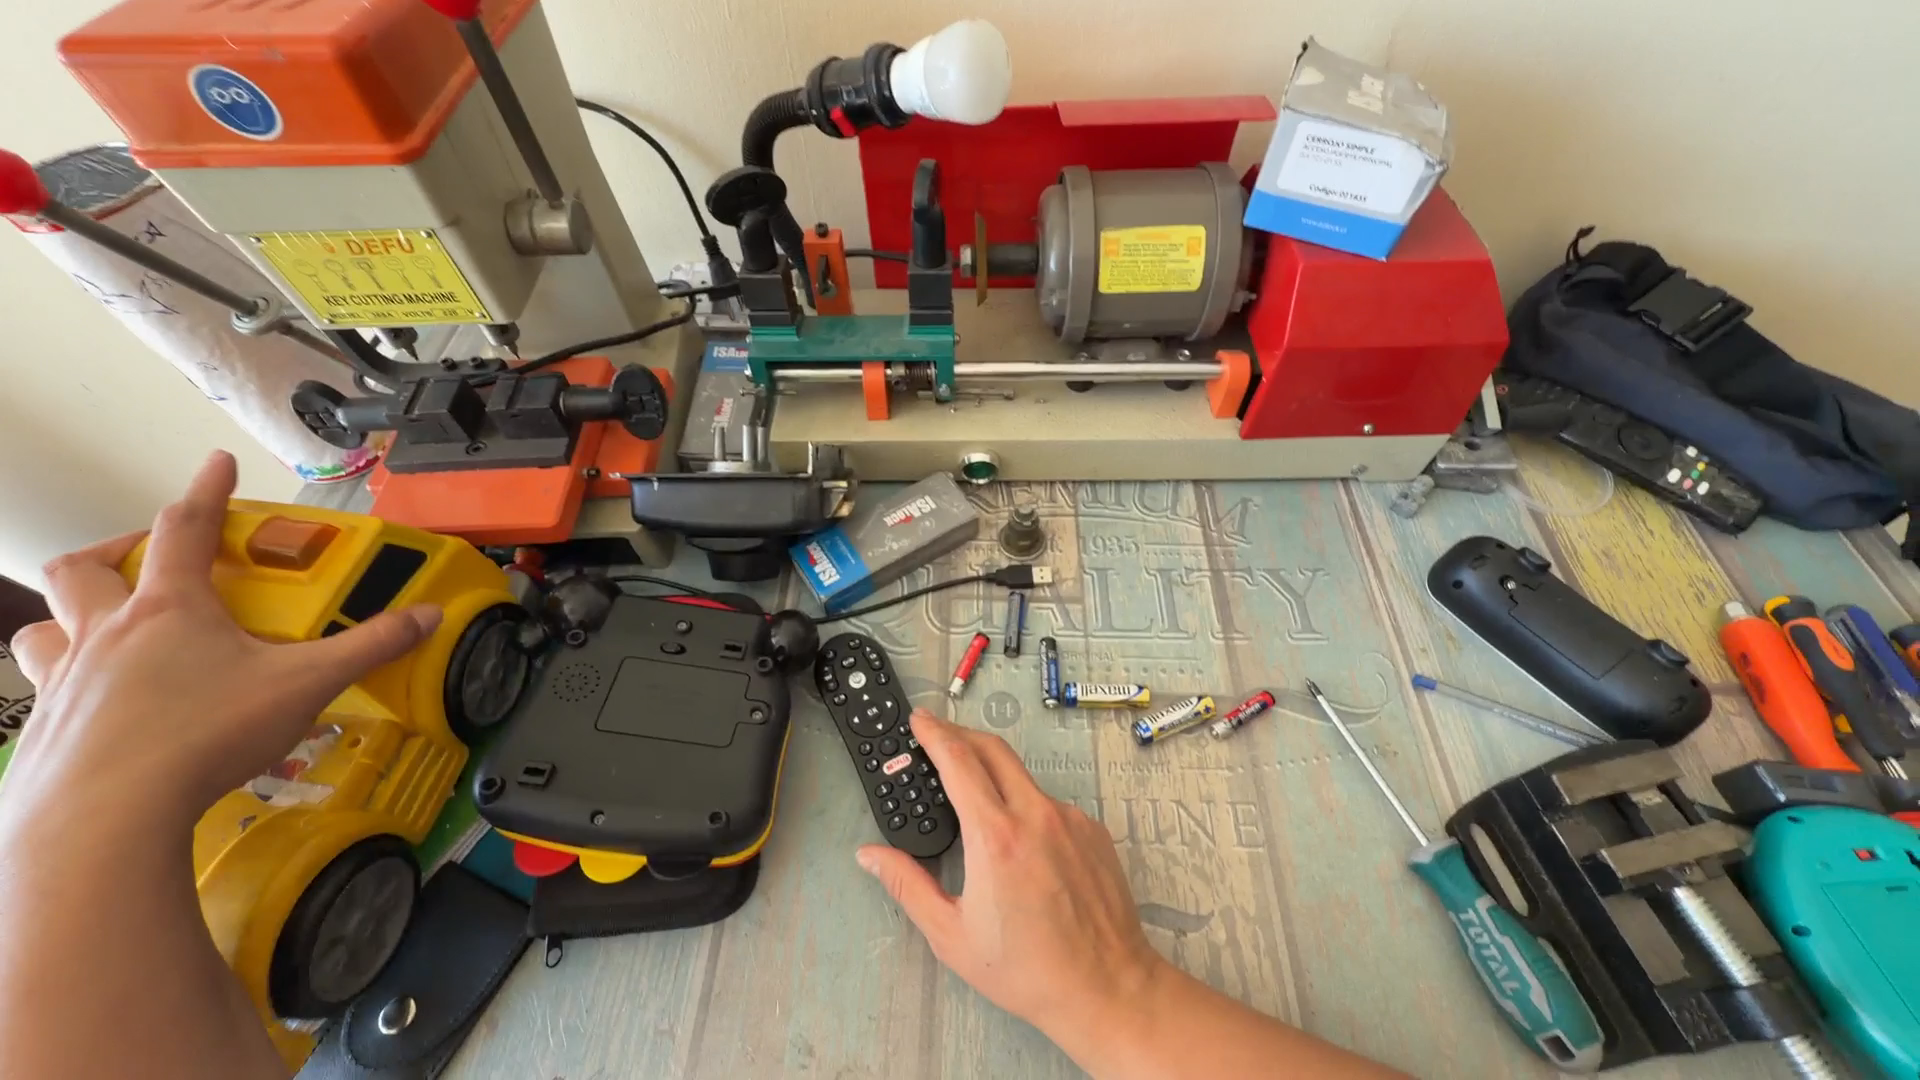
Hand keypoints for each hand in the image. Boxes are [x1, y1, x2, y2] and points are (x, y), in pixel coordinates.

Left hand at [5, 451, 441, 818]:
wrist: (103, 818)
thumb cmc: (206, 733)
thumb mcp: (308, 683)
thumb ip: (370, 646)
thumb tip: (428, 616)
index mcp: (170, 610)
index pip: (184, 529)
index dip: (204, 491)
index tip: (216, 463)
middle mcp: (107, 633)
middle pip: (84, 568)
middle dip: (115, 550)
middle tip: (149, 558)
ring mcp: (68, 682)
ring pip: (43, 626)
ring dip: (70, 614)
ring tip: (109, 628)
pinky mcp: (46, 731)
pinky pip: (45, 688)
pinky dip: (72, 679)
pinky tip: (108, 703)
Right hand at [856, 709, 1166, 1042]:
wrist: (1107, 988)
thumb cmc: (1029, 970)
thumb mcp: (953, 936)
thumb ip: (908, 886)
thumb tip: (871, 856)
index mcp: (995, 838)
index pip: (958, 762)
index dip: (935, 734)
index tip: (921, 720)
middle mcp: (1035, 816)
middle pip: (992, 749)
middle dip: (961, 734)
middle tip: (939, 736)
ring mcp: (1069, 819)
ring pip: (1022, 776)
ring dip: (994, 773)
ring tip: (977, 797)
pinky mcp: (1092, 829)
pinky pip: (1050, 802)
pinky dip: (1026, 804)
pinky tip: (1021, 839)